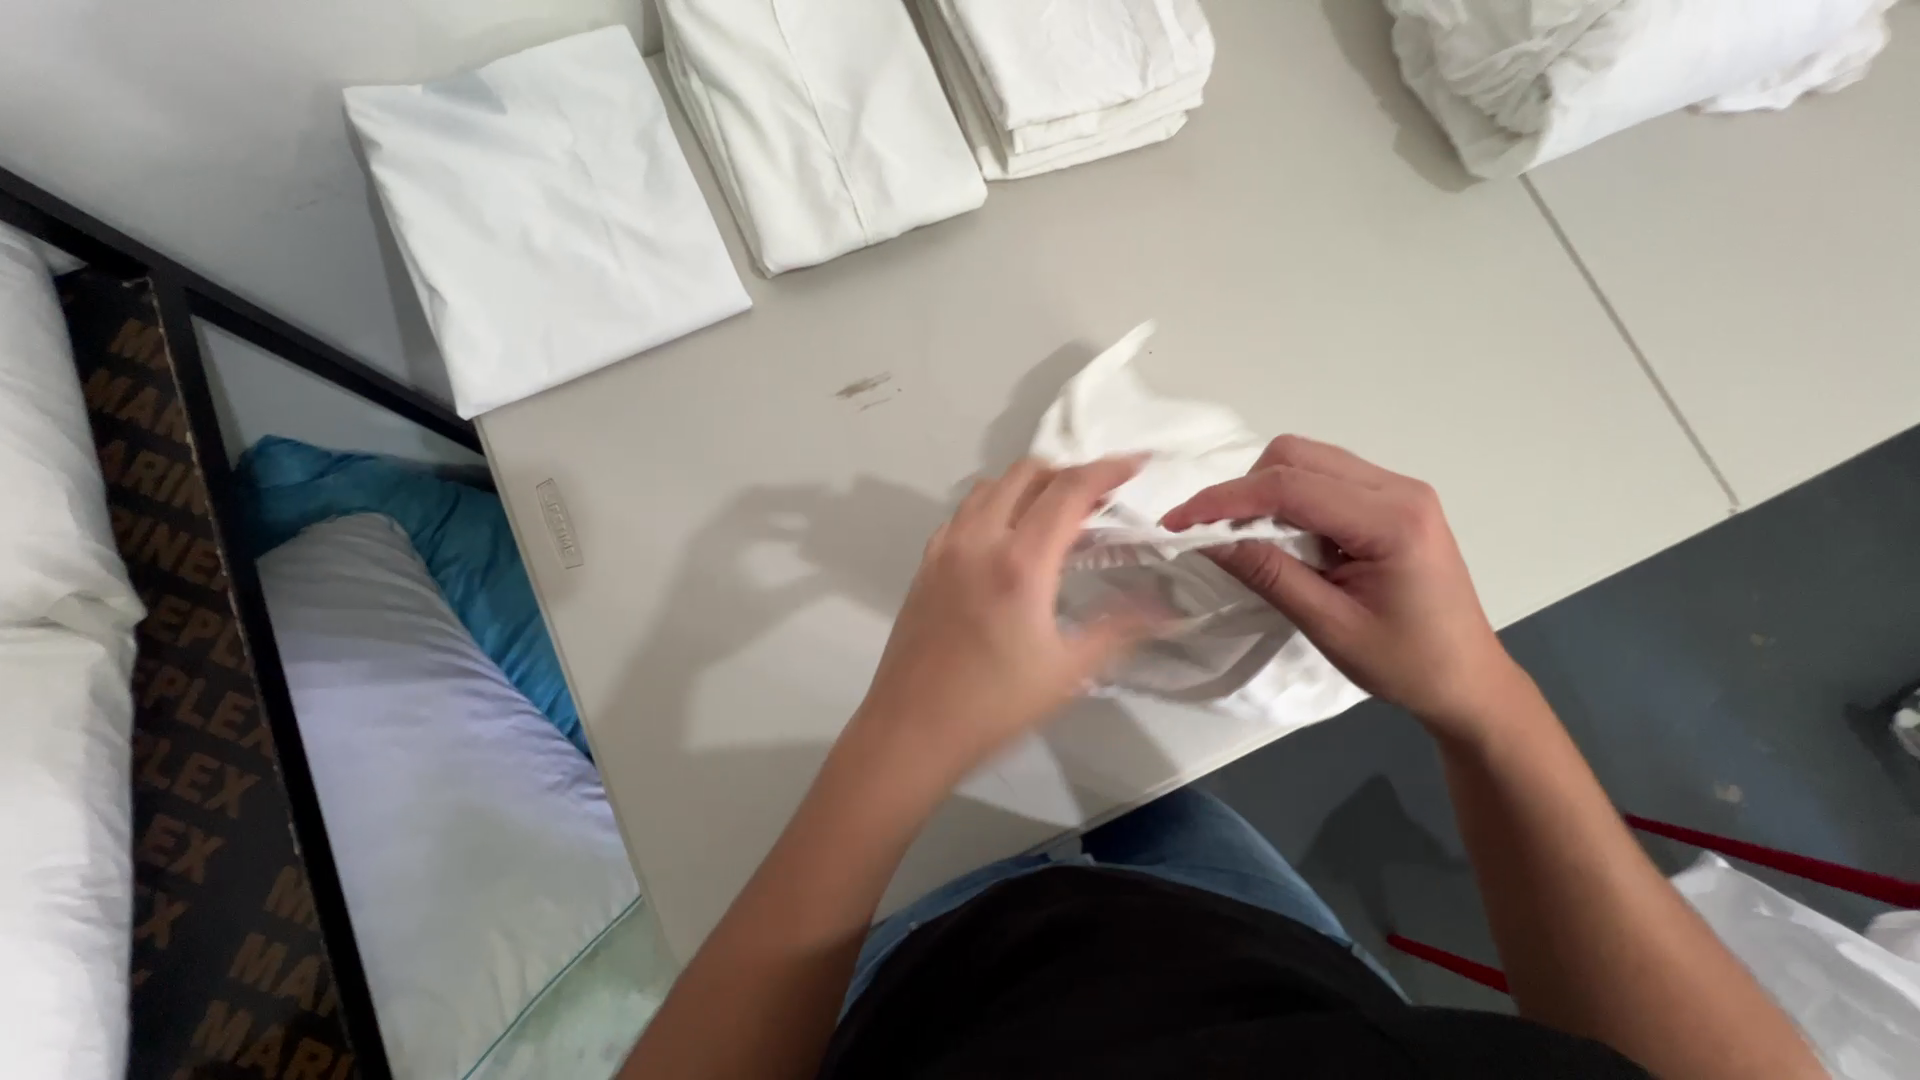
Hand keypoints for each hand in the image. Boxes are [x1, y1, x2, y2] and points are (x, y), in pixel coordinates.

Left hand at [851, 457, 1151, 780]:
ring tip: (1054, 514)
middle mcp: (978, 541)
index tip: (1137, 464)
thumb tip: (1166, 608)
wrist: (910, 731)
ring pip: (988, 488)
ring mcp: (944, 550)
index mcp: (1020, 562)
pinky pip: (962, 514)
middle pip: (1025, 474)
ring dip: (1026, 486)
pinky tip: (1006, 541)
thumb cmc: (993, 707)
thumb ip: (1119, 629)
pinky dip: (992, 507)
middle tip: (1098, 498)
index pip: (1069, 490)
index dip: (1108, 469)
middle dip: (1067, 473)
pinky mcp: (924, 565)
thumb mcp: (1067, 672)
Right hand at [1162, 436, 1522, 739]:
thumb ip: (1269, 574)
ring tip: (1246, 539)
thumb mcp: (1329, 626)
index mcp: (1392, 520)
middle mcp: (1398, 489)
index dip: (1224, 500)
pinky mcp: (1390, 501)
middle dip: (1243, 490)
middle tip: (1215, 535)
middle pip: (1295, 456)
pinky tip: (1282, 537)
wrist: (1469, 681)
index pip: (1289, 487)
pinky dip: (1287, 499)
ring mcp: (1397, 490)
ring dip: (1263, 492)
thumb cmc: (1406, 664)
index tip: (1177, 523)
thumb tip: (1207, 539)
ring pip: (1306, 460)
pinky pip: (1323, 477)